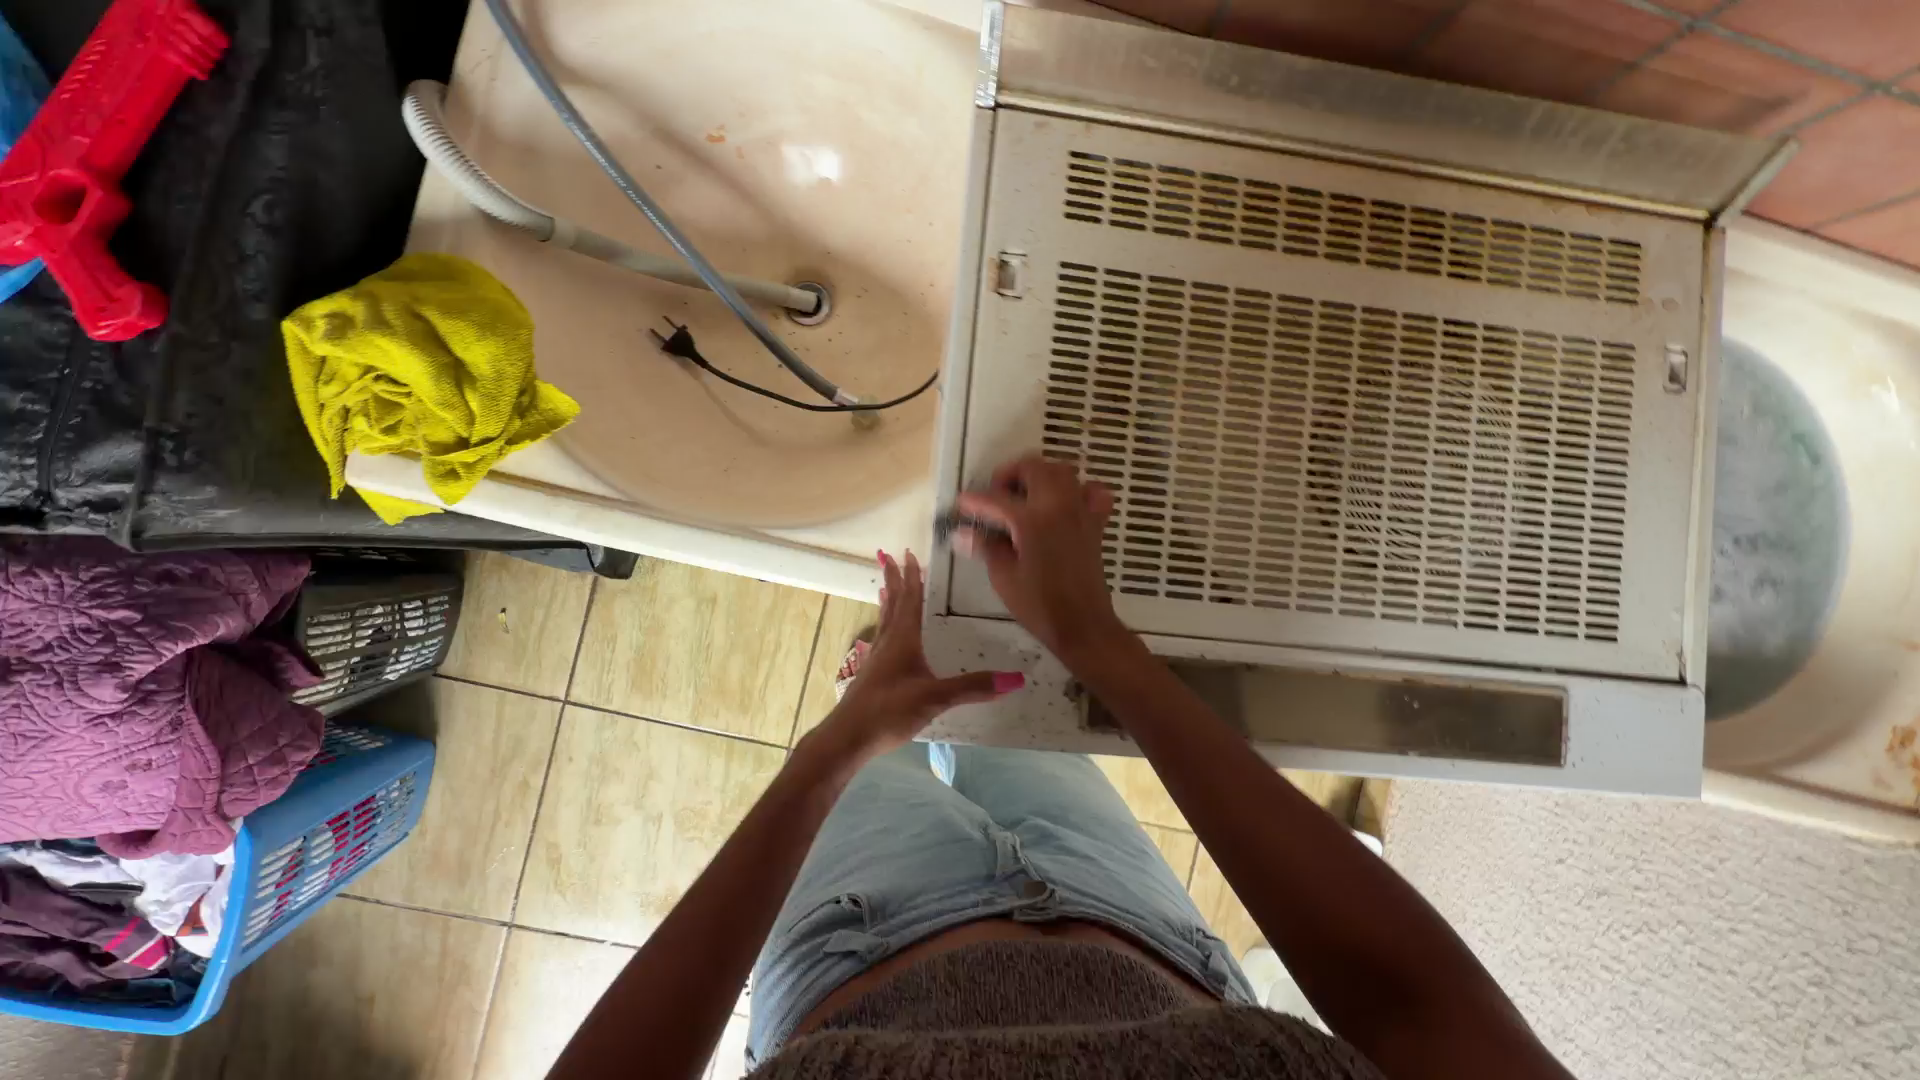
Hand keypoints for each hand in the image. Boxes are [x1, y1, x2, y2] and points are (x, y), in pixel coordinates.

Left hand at [816, 549, 1023, 761]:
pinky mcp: (870, 676)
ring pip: (883, 621)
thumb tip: (1017, 678)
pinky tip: (881, 637)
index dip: (912, 577)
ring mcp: (876, 660)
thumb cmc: (889, 711)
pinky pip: (880, 639)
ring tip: (885, 586)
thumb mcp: (935, 698)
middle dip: (894, 580)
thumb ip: (974, 687)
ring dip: (887, 601)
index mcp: (903, 640)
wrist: (848, 738)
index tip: (908, 553)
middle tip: (888, 556)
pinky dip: (883, 626)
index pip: (910, 600)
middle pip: (893, 604)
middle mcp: (887, 643)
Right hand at [951, 455, 1127, 661]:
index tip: (961, 506)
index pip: (995, 498)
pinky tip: (1064, 505)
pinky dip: (1078, 490)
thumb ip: (987, 547)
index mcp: (1031, 519)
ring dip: (1040, 475)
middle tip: (994, 497)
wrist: (1082, 624)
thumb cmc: (1039, 605)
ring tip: (1024, 495)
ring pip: (1061, 470)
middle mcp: (1058, 505)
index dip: (974, 501)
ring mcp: (1080, 511)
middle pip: (1032, 467)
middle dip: (1009, 475)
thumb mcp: (1004, 576)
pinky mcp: (1095, 523)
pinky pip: (1091, 492)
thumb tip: (964, 533)